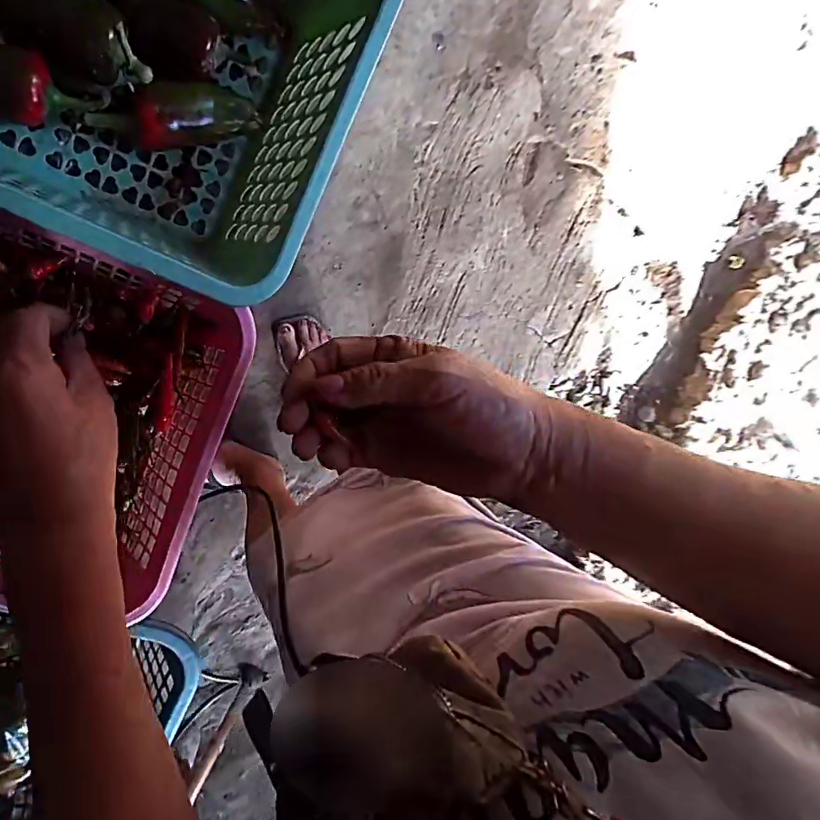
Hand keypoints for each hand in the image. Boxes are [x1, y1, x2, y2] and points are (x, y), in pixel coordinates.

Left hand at [0, 305, 117, 544]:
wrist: (49, 518)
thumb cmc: (84, 461)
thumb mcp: (96, 404)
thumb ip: (79, 362)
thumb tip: (69, 340)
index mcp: (20, 362)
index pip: (28, 316)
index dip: (51, 315)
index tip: (69, 327)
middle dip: (13, 323)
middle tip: (41, 340)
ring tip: (14, 359)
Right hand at [276, 336, 559, 500]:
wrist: (526, 456)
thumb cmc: (488, 404)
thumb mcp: (434, 380)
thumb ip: (375, 382)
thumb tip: (321, 388)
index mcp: (386, 357)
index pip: (330, 358)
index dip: (306, 374)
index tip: (294, 398)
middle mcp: (373, 387)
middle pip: (320, 392)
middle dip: (301, 407)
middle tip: (293, 428)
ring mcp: (375, 421)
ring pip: (325, 422)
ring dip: (309, 433)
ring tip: (309, 450)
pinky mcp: (379, 453)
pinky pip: (341, 450)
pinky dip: (329, 454)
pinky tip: (334, 461)